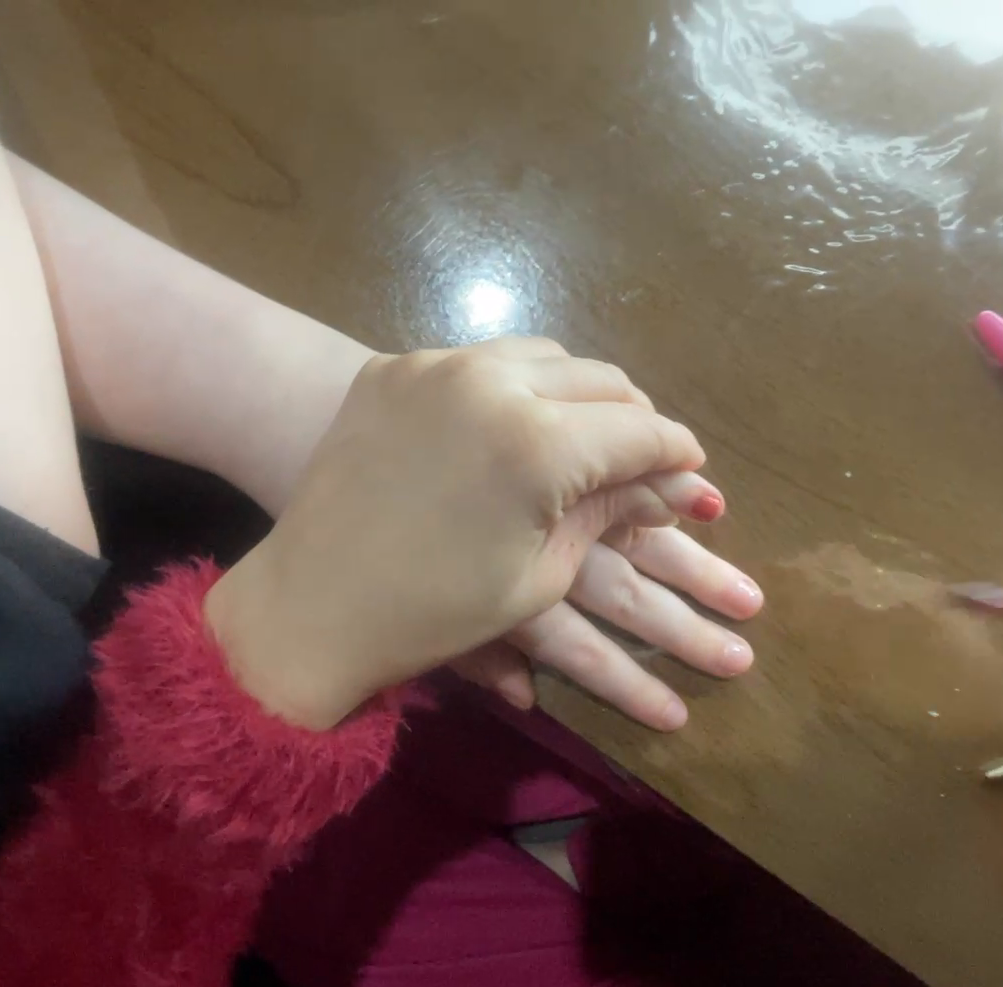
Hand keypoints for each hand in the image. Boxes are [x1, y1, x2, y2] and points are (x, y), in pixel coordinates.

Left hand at [204, 337, 706, 729]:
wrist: (309, 603)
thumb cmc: (433, 613)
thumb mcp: (539, 574)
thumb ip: (608, 512)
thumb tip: (671, 485)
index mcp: (537, 445)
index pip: (640, 431)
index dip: (676, 453)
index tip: (692, 472)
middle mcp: (492, 381)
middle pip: (601, 379)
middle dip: (633, 419)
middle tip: (643, 460)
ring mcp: (436, 364)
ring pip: (545, 357)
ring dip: (578, 394)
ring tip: (584, 438)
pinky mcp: (394, 365)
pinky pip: (482, 361)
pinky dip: (515, 388)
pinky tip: (512, 426)